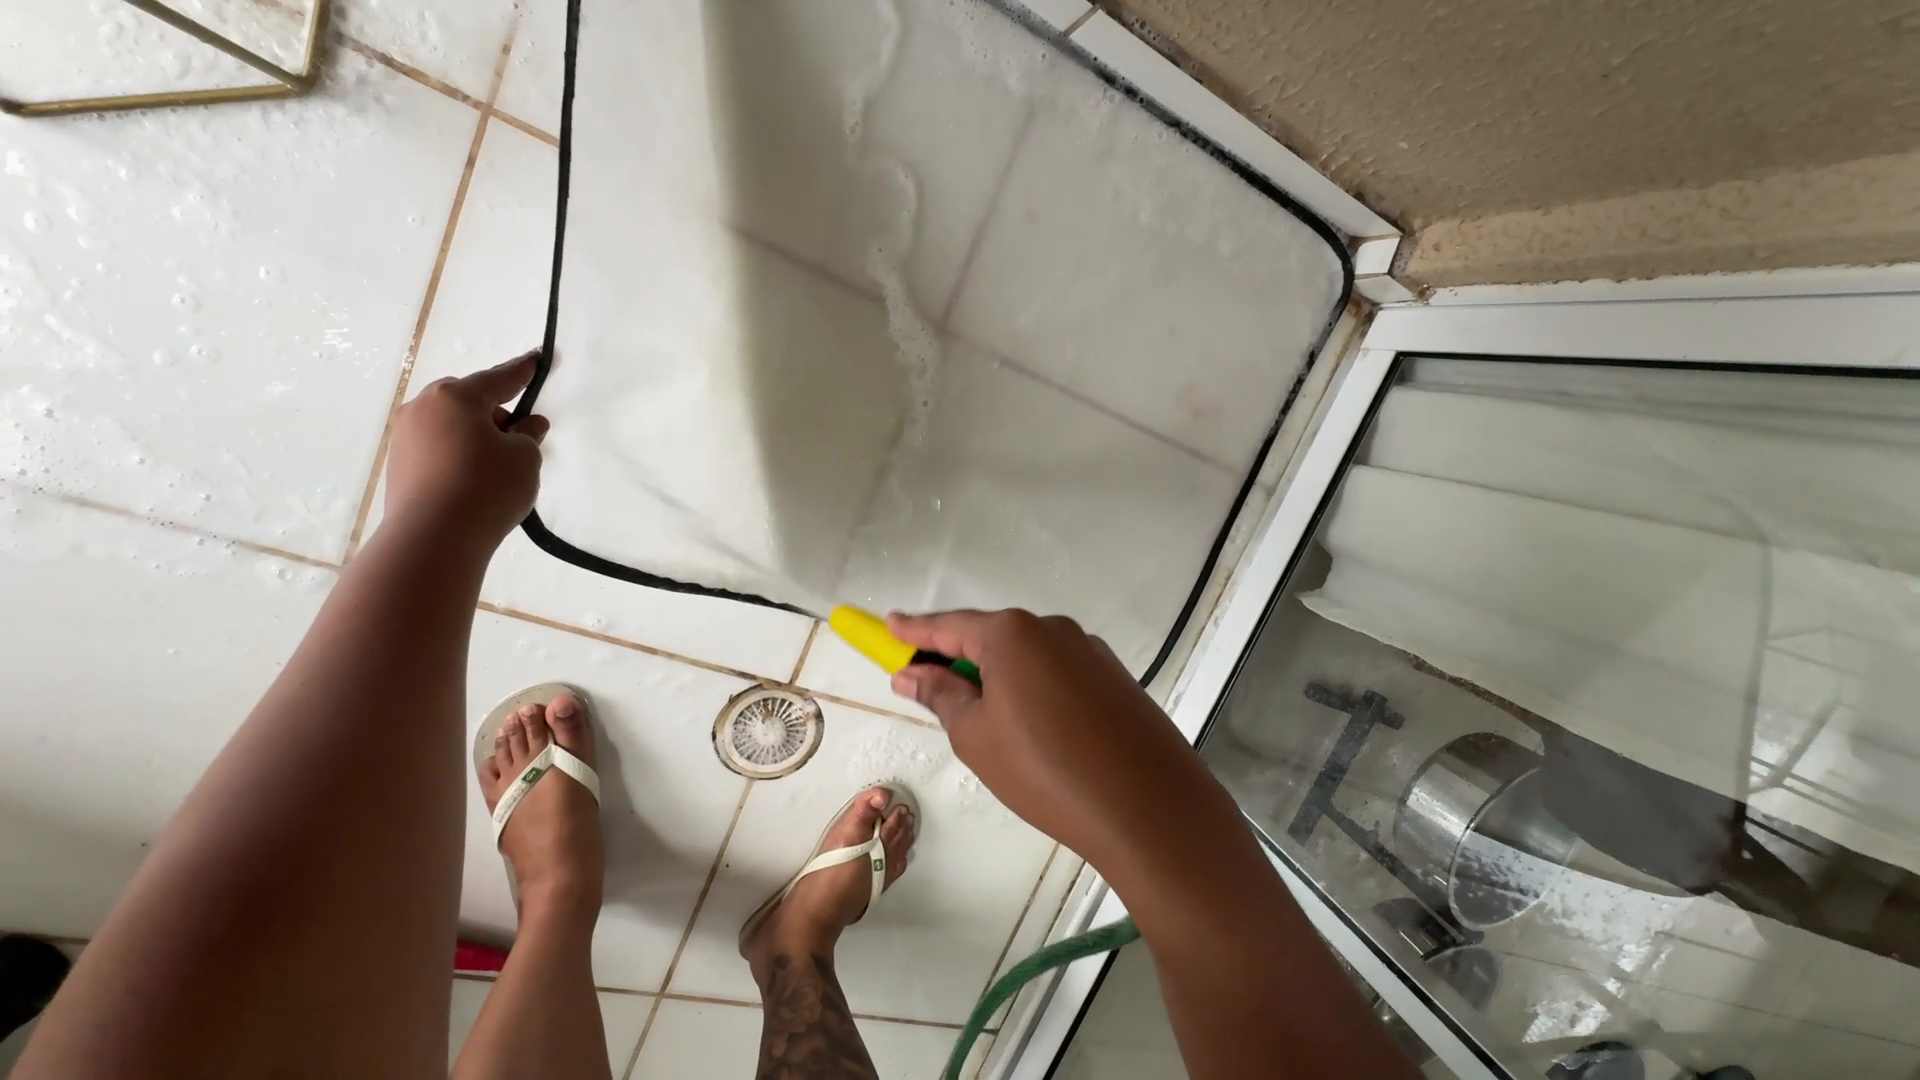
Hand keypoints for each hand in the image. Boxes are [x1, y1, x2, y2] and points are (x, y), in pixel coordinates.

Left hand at [384, 351, 550, 545]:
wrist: (434, 538)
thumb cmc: (487, 487)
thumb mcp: (525, 458)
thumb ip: (528, 435)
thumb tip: (526, 425)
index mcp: (455, 397)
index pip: (498, 379)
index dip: (522, 370)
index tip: (536, 357)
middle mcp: (422, 408)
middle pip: (467, 401)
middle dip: (494, 413)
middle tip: (518, 437)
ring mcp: (404, 437)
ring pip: (450, 426)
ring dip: (474, 437)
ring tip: (497, 466)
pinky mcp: (398, 466)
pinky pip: (437, 449)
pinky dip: (458, 457)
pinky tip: (475, 482)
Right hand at [887, 609, 1220, 873]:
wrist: (1147, 806)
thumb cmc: (1044, 770)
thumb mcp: (976, 736)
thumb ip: (940, 695)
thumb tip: (912, 672)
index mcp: (1012, 634)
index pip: (949, 626)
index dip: (914, 630)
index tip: (887, 626)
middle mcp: (1052, 629)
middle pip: (991, 637)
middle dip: (957, 658)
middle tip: (927, 681)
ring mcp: (1090, 651)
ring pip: (1027, 657)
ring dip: (998, 677)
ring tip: (980, 716)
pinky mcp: (1115, 678)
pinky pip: (1058, 674)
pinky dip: (1033, 689)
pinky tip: (1032, 726)